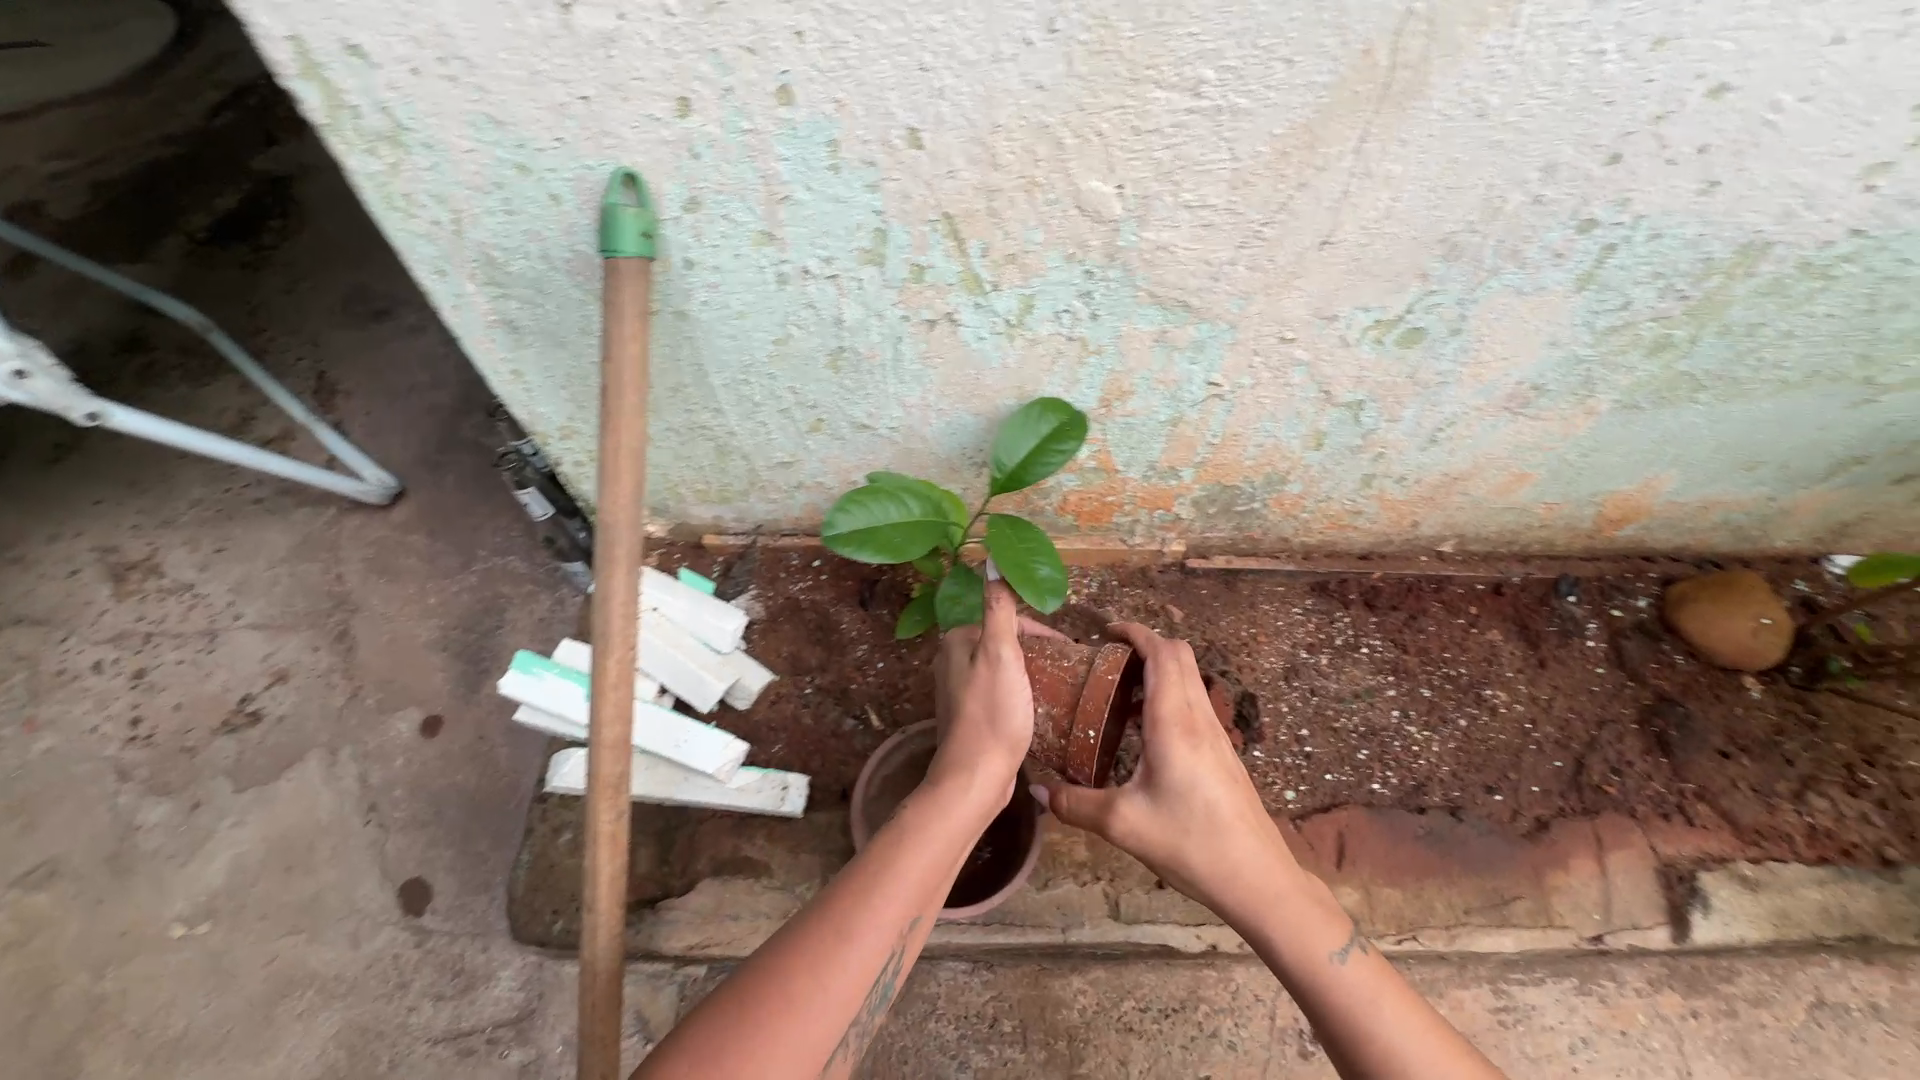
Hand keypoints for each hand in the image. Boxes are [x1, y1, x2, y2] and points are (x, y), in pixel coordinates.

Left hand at [926, 579, 1066, 809]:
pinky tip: (1036, 707)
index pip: (1006, 621)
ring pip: (1002, 669)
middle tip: (1067, 667)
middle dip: (1036, 651)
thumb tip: (992, 560)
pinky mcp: (969, 716)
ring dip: (1029, 673)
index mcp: (956, 641)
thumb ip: (999, 607)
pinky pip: (999, 693)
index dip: (1040, 633)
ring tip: (1057, 686)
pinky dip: (1019, 693)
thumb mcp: (1001, 653)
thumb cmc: (994, 713)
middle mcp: (951, 661)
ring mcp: (958, 691)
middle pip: (1004, 643)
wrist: (976, 776)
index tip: (1068, 650)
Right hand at [1040, 622, 1299, 917]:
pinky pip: (1194, 704)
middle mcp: (1199, 718)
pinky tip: (1144, 731)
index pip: (1162, 653)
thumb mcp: (1123, 825)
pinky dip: (1169, 695)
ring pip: (1190, 679)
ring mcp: (1216, 735)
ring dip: (1159, 669)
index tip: (1105, 631)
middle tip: (1108, 658)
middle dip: (1146, 644)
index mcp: (1174, 722)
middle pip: (1180, 655)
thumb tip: (1037, 791)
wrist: (1257, 878)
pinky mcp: (1222, 754)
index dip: (1135, 632)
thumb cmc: (1191, 844)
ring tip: (1119, 690)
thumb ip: (1075, 805)